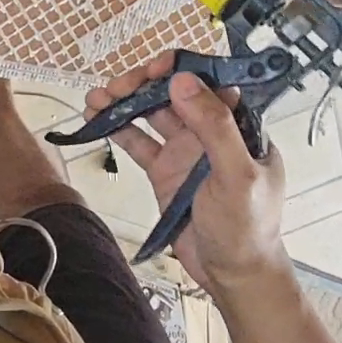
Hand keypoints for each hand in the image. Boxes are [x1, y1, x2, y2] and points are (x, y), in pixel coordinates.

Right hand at [86, 53, 289, 293]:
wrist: (232, 274)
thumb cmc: (247, 226)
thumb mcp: (236, 175)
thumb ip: (213, 127)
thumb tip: (183, 81)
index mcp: (237, 125)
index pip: (208, 83)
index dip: (179, 70)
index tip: (154, 68)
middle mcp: (209, 132)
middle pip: (173, 93)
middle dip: (143, 84)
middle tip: (117, 87)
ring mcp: (184, 151)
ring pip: (150, 114)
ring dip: (124, 102)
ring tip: (96, 98)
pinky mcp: (163, 171)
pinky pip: (137, 141)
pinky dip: (116, 128)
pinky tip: (95, 119)